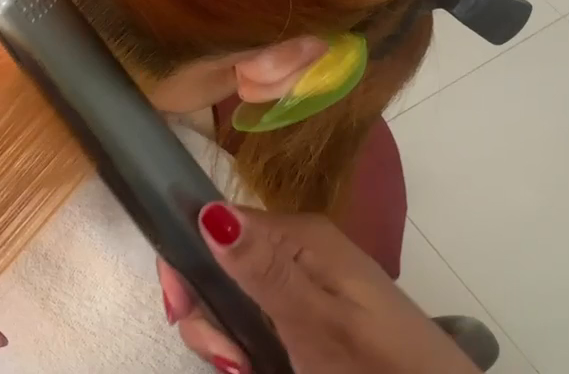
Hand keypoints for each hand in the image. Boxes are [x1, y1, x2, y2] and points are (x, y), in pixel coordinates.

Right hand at [158, 203, 479, 373]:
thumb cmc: (384, 370)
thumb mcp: (320, 325)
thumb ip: (263, 269)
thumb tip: (207, 210)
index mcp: (298, 236)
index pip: (210, 222)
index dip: (186, 264)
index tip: (184, 315)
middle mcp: (295, 251)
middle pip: (216, 263)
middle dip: (206, 313)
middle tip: (227, 362)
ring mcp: (304, 286)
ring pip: (230, 297)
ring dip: (222, 337)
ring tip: (244, 371)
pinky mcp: (311, 317)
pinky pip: (255, 319)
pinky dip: (246, 346)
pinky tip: (255, 368)